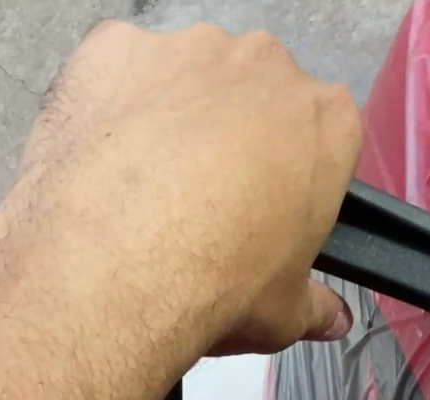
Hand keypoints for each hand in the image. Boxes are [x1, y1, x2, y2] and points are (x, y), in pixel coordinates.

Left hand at [0, 22, 360, 368]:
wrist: (120, 268)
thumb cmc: (220, 285)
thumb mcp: (283, 314)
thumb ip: (314, 308)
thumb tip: (331, 319)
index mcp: (323, 122)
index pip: (319, 140)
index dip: (288, 183)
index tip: (262, 220)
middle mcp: (263, 66)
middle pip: (252, 101)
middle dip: (231, 149)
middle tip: (198, 215)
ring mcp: (185, 50)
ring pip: (182, 83)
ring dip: (168, 128)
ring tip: (141, 200)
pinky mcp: (115, 52)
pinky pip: (115, 79)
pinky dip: (107, 117)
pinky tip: (98, 173)